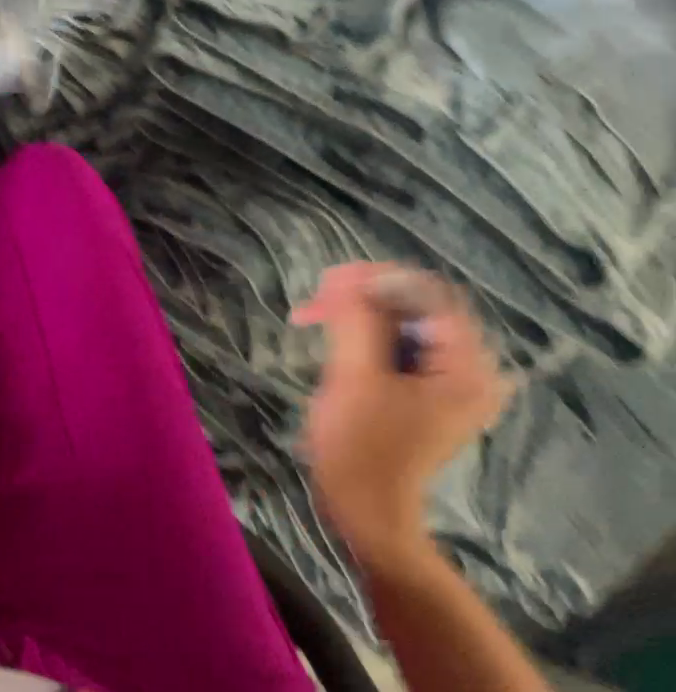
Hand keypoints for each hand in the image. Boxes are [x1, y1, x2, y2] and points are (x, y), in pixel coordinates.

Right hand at [294, 264, 511, 567]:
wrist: (364, 504)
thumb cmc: (361, 444)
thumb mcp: (355, 377)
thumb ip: (358, 322)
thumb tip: (350, 277)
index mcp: (468, 369)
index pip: (432, 297)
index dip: (379, 280)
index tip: (327, 284)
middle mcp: (470, 371)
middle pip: (417, 308)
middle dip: (362, 298)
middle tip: (312, 303)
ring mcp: (448, 383)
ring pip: (401, 325)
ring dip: (355, 315)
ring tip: (311, 318)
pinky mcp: (423, 392)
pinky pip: (395, 346)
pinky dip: (360, 337)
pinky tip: (331, 341)